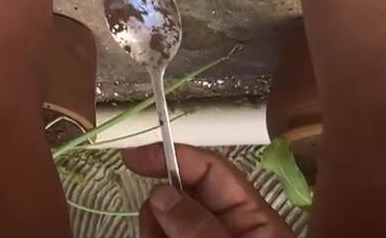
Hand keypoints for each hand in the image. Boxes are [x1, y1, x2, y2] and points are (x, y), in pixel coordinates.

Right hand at [122, 144, 295, 237]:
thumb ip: (201, 228)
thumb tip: (161, 193)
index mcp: (252, 218)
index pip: (209, 168)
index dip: (172, 154)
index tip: (132, 156)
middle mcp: (228, 226)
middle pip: (179, 194)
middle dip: (157, 205)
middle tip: (152, 231)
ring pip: (164, 220)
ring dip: (153, 229)